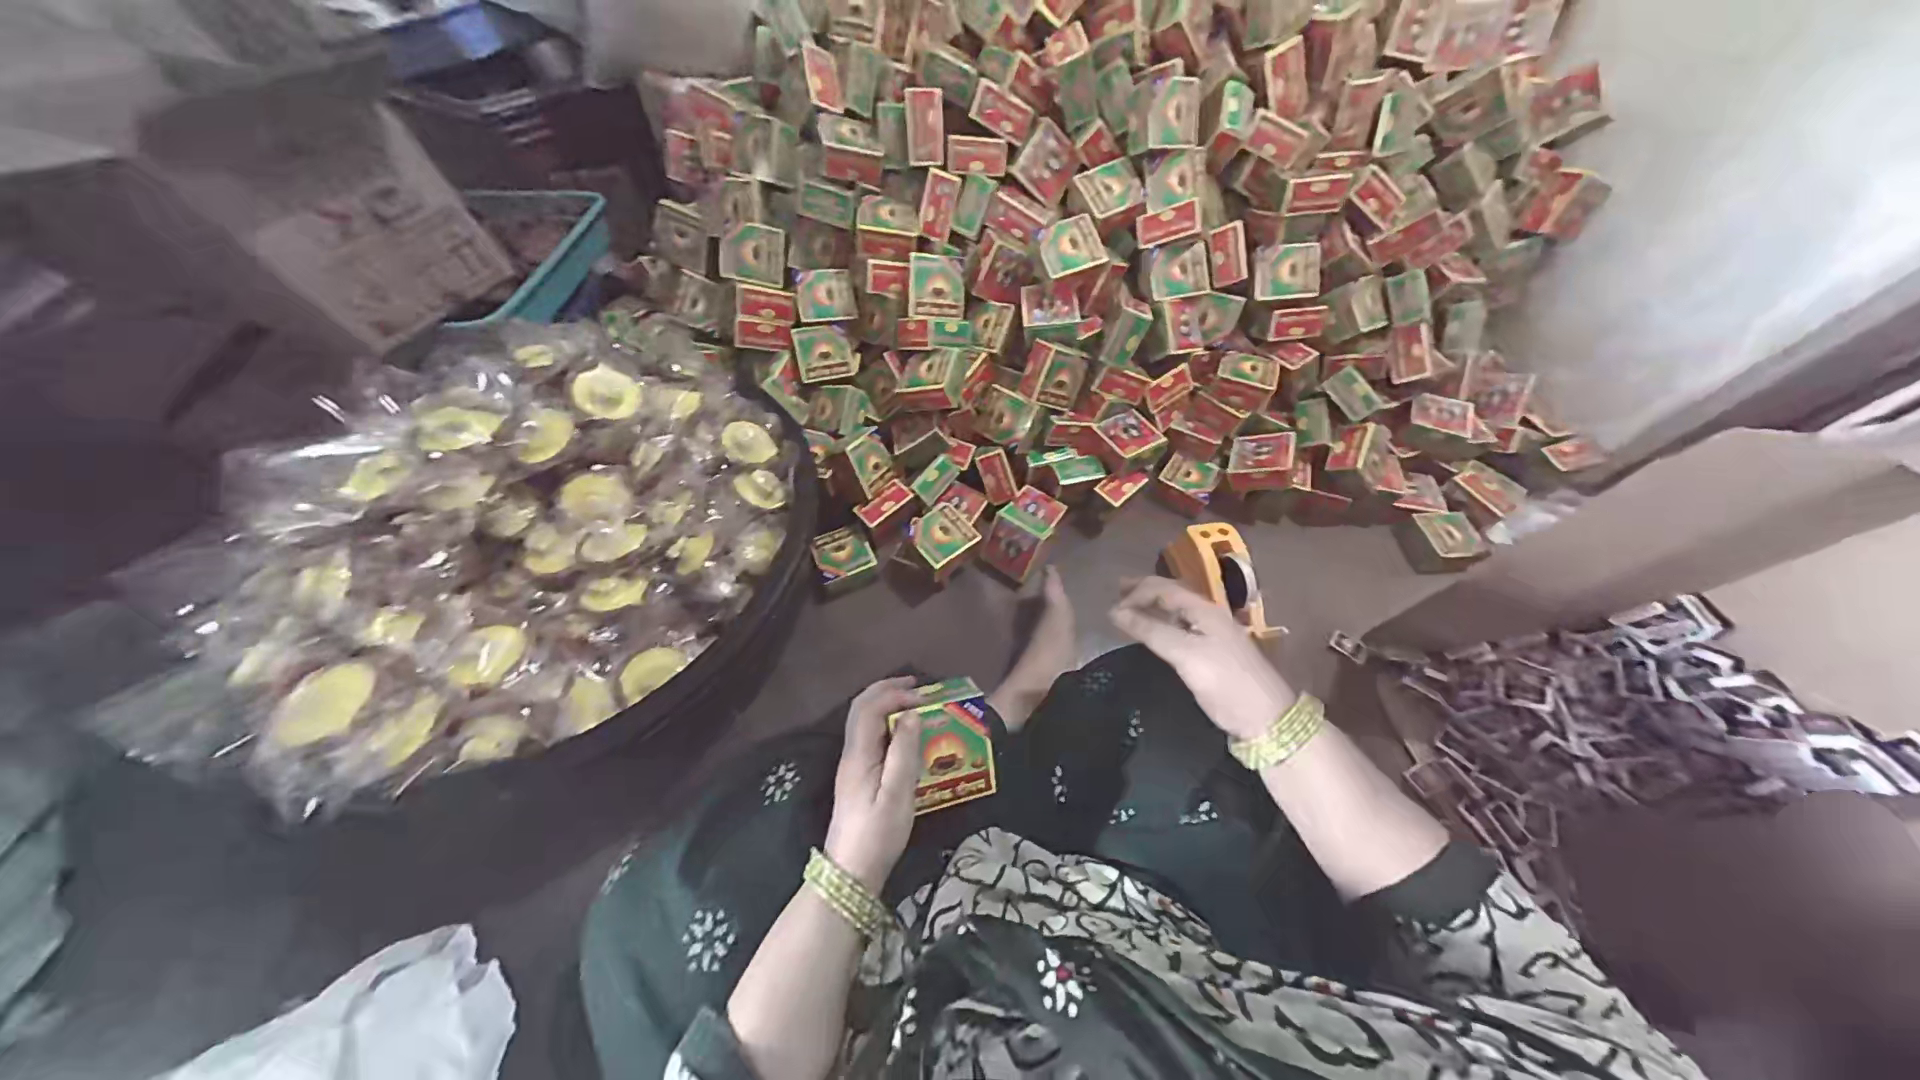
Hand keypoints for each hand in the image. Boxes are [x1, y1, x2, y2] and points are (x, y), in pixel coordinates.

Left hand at [823, 676, 924, 891]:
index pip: (871, 708)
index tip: (925, 697)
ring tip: (910, 697)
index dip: (896, 695)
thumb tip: (912, 714)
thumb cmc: (878, 834)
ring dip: (884, 701)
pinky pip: (868, 733)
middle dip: (886, 688)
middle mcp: (851, 752)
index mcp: (859, 754)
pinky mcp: (856, 774)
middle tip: (915, 683)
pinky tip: (902, 727)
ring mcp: (851, 763)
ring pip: (862, 719)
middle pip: (861, 707)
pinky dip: (884, 718)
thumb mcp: (898, 795)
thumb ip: (905, 752)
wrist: (850, 871)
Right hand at [1108, 576, 1297, 740]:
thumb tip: (1115, 611)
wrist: (1267, 719)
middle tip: (1117, 591)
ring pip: (1176, 610)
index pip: (1163, 588)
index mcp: (1204, 609)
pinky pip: (1180, 627)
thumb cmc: (1225, 683)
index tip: (1111, 609)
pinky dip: (1161, 623)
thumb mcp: (1185, 654)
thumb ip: (1150, 630)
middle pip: (1171, 594)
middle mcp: (1208, 615)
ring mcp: (1212, 634)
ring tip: (1129, 609)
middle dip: (1143, 590)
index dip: (1136, 592)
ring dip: (1151, 606)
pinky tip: (1153, 632)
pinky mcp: (1212, 653)